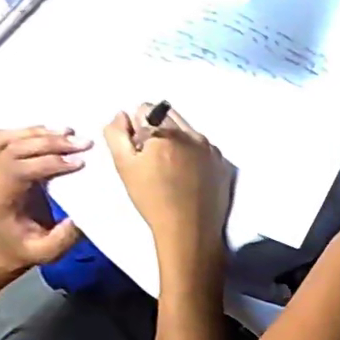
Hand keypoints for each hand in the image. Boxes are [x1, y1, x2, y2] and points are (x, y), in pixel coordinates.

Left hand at [0, 126, 87, 268]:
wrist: (4, 246)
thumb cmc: (28, 249)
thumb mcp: (48, 251)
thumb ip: (64, 236)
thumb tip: (82, 216)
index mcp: (2, 200)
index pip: (18, 170)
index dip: (48, 163)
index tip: (79, 163)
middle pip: (14, 149)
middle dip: (49, 143)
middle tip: (83, 143)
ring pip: (8, 140)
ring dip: (40, 133)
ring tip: (70, 131)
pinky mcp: (1, 164)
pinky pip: (6, 139)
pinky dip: (28, 131)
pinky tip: (50, 129)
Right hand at [104, 106, 233, 261]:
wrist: (190, 230)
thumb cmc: (153, 199)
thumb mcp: (124, 165)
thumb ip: (116, 133)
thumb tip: (122, 115)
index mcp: (165, 132)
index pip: (145, 109)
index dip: (137, 129)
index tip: (140, 150)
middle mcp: (192, 135)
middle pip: (168, 116)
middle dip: (158, 130)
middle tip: (154, 159)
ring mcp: (211, 149)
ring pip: (187, 131)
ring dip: (177, 140)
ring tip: (172, 169)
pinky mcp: (222, 164)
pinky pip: (204, 148)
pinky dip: (194, 153)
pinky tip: (188, 175)